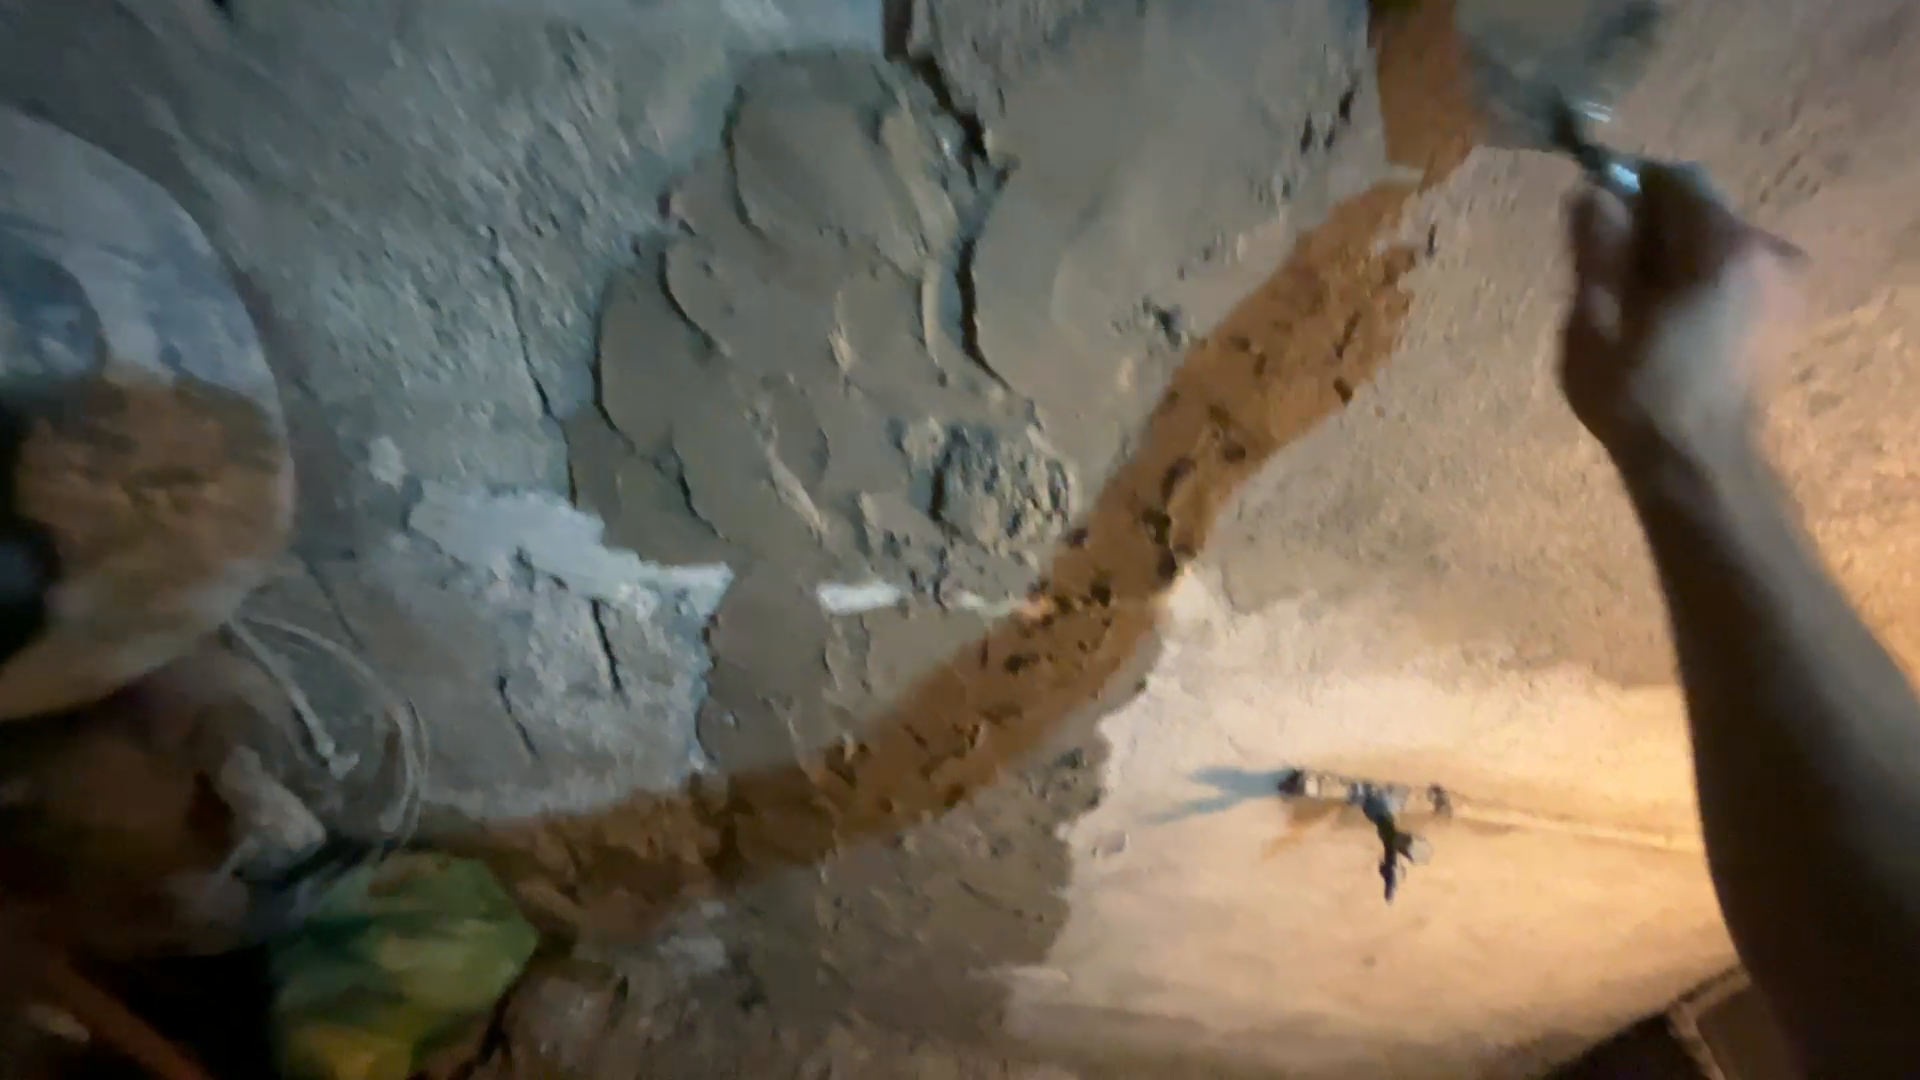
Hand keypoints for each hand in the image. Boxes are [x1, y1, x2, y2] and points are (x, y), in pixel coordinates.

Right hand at [1561, 162, 1800, 462]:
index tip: (1590, 219)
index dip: (1629, 187)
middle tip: (1600, 280)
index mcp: (1722, 249)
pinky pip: (1729, 269)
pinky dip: (1690, 279)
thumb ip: (1598, 251)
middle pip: (1698, 211)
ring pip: (1711, 241)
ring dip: (1665, 258)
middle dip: (1645, 231)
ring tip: (1627, 309)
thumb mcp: (1594, 320)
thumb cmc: (1631, 391)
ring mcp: (1784, 278)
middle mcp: (1769, 249)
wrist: (1692, 455)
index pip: (1677, 181)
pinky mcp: (1783, 305)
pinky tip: (1661, 322)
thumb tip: (1592, 192)